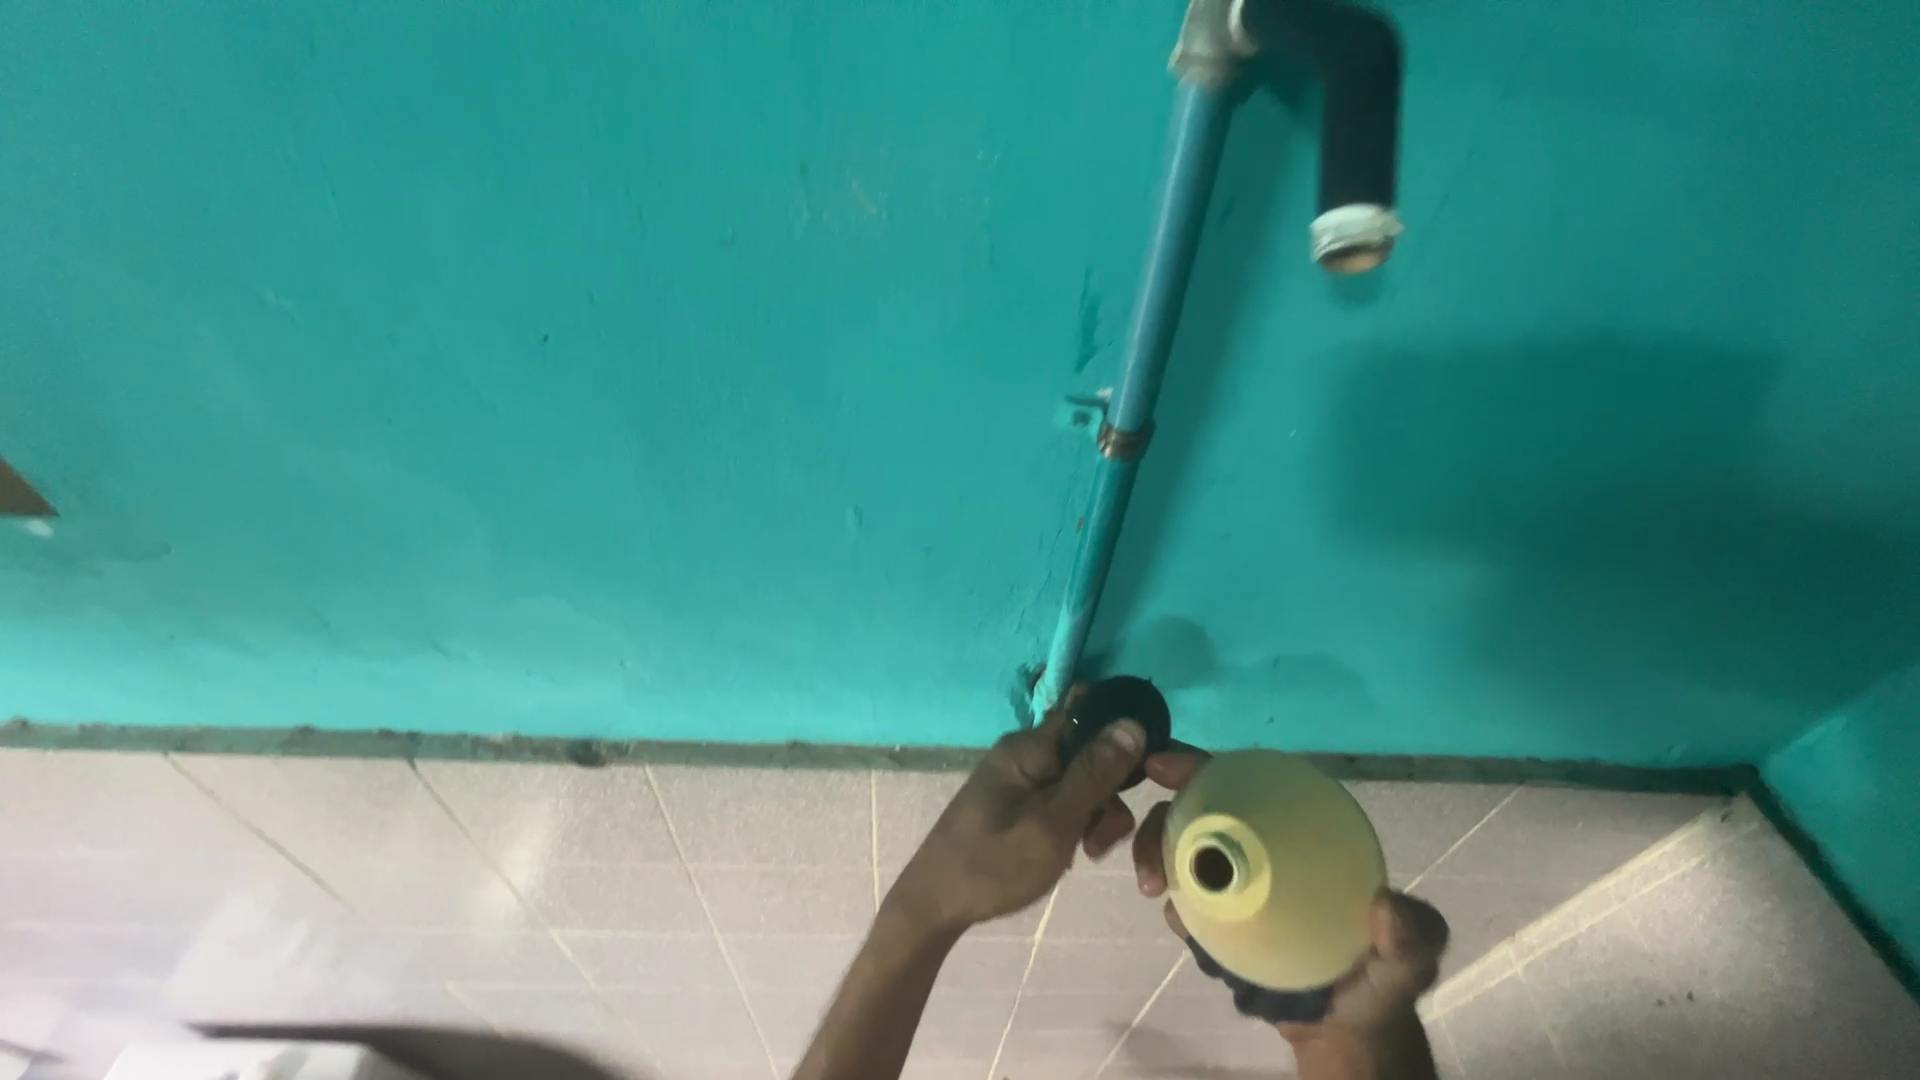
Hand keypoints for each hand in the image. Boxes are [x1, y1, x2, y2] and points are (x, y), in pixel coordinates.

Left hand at [888, 688, 1147, 931]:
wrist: (936, 904)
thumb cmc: (994, 865)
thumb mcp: (1053, 823)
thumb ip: (1093, 774)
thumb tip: (1133, 722)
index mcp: (1030, 746)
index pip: (1089, 713)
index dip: (1123, 736)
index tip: (1146, 775)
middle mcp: (1025, 751)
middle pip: (1089, 752)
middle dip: (1109, 792)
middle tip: (1101, 840)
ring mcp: (1019, 776)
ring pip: (1079, 780)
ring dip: (1094, 814)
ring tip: (1087, 854)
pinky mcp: (1017, 800)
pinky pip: (1061, 797)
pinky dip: (1074, 822)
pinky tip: (1072, 853)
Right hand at [1131, 753, 1448, 1045]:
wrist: (1342, 1035)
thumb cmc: (1376, 986)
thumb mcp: (1406, 964)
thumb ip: (1415, 938)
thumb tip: (1386, 906)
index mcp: (1292, 831)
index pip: (1240, 781)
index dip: (1197, 764)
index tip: (1161, 767)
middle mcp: (1256, 844)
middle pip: (1192, 809)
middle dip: (1157, 818)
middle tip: (1147, 858)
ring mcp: (1230, 879)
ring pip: (1175, 845)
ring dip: (1152, 854)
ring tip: (1151, 889)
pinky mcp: (1212, 913)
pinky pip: (1179, 894)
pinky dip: (1167, 898)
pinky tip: (1174, 920)